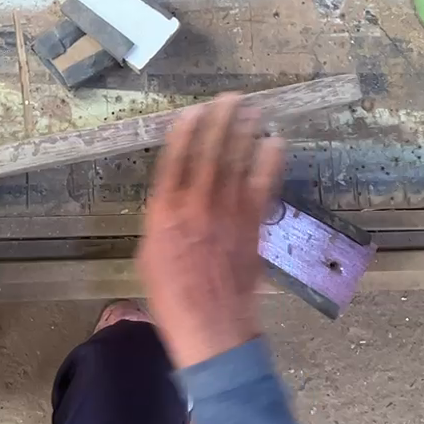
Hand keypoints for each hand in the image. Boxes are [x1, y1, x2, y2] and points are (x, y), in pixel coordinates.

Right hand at [134, 94, 287, 368]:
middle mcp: (196, 205)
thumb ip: (161, 220)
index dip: (184, 133)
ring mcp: (227, 213)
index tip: (192, 111)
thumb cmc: (171, 296)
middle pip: (209, 153)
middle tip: (229, 98)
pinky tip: (274, 142)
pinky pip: (262, 186)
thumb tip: (171, 199)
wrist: (210, 325)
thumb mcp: (149, 254)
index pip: (174, 161)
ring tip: (251, 108)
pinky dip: (269, 162)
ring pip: (236, 163)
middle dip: (219, 122)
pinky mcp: (252, 225)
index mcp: (164, 212)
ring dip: (243, 133)